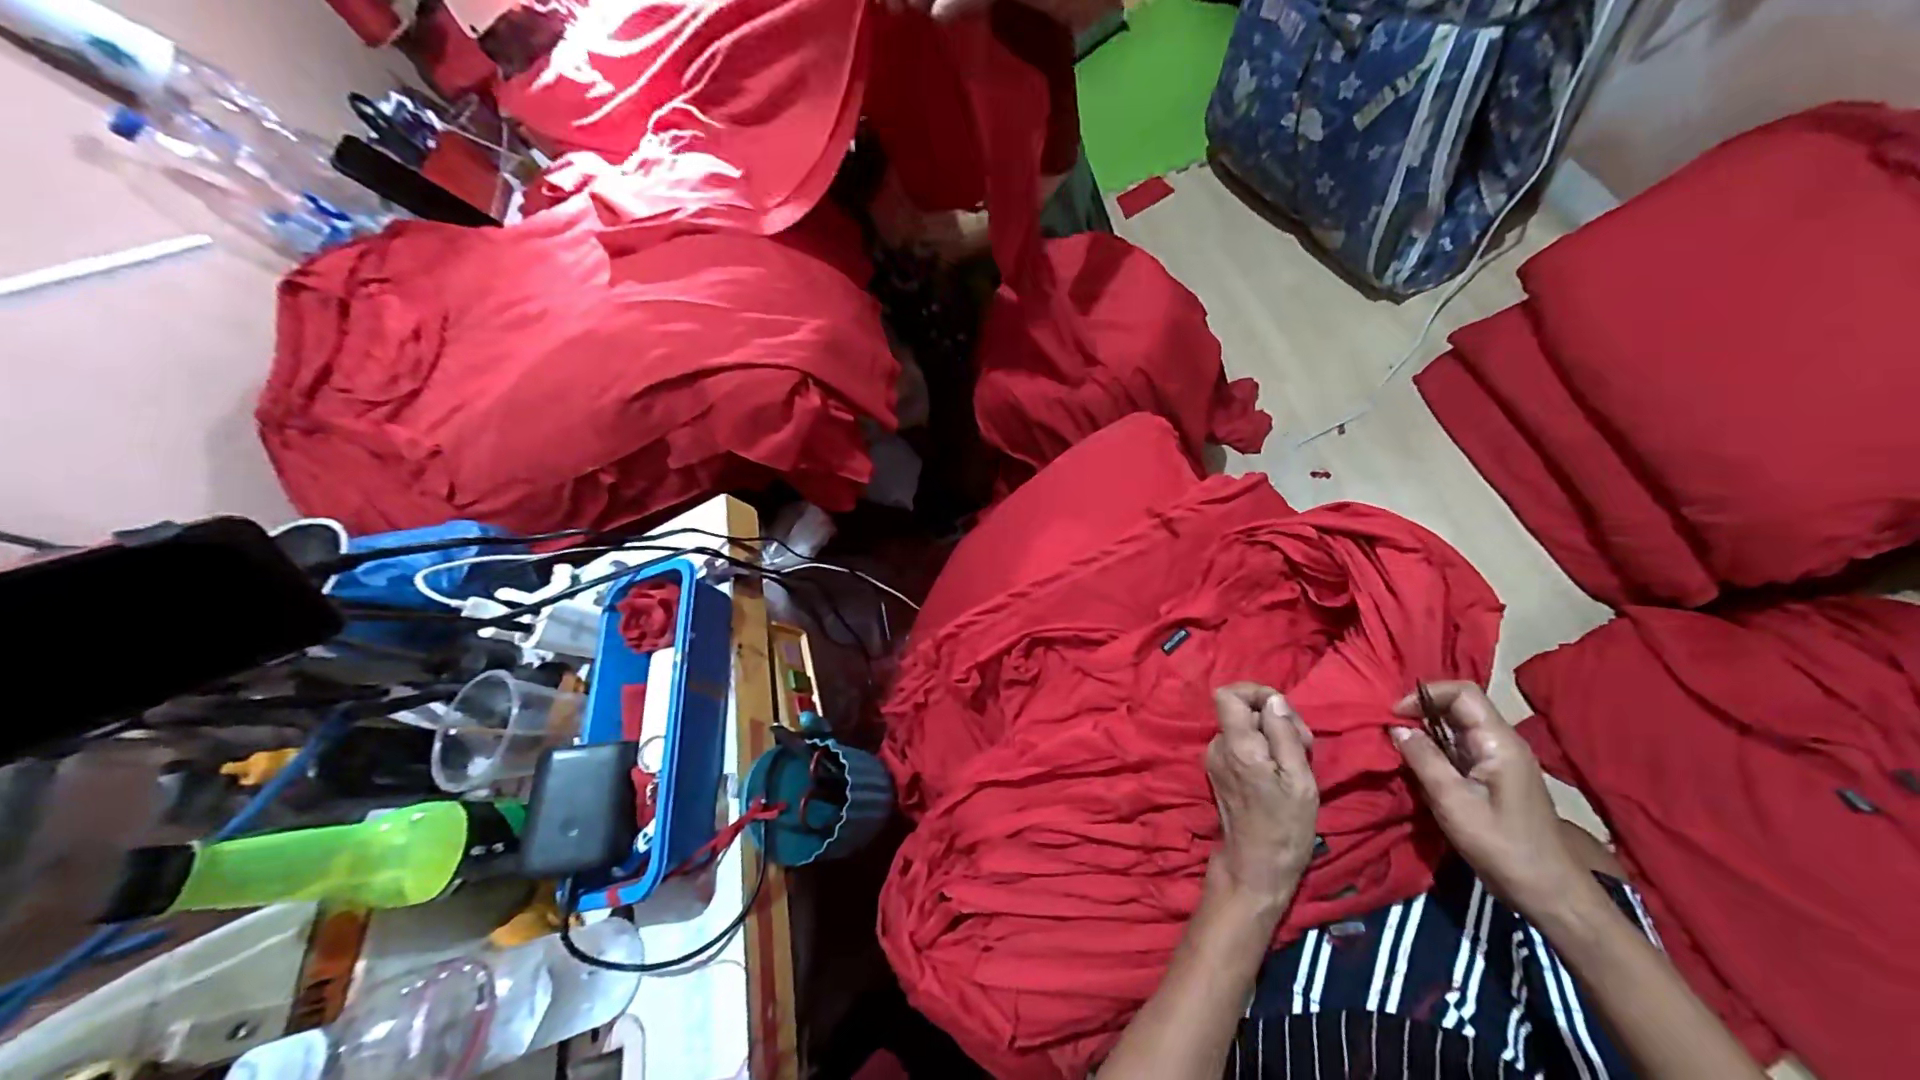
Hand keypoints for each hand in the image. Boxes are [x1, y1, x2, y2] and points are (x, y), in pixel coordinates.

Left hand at [1204, 684, 1318, 912]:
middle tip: (1304, 746)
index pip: (1227, 694)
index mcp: (1236, 744)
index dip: (1255, 692)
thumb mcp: (1299, 778)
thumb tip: (1274, 700)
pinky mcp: (1219, 770)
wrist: (1256, 865)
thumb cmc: (1285, 825)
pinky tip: (1282, 773)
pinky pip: (1241, 745)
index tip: (1283, 710)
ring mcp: (1215, 758)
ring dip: (1272, 736)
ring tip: (1297, 764)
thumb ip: (1284, 734)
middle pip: (1242, 711)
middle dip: (1275, 719)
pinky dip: (1263, 750)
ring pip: (1245, 728)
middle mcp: (1217, 746)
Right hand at [1391, 682, 1596, 917]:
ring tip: (1397, 744)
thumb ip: (1423, 759)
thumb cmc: (1501, 846)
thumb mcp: (1453, 802)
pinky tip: (1416, 763)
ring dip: (1424, 730)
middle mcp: (1502, 743)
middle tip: (1390, 729)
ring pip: (1456, 727)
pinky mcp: (1493, 776)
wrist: (1548, 891)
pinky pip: (1458, 747)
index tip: (1394, 715)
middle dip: (1420, 710)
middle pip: (1458, 706)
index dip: (1424, 694)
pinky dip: (1433, 748)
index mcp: (1499, 743)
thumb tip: (1397, 728)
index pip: (1462, 693)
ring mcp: (1499, 760)